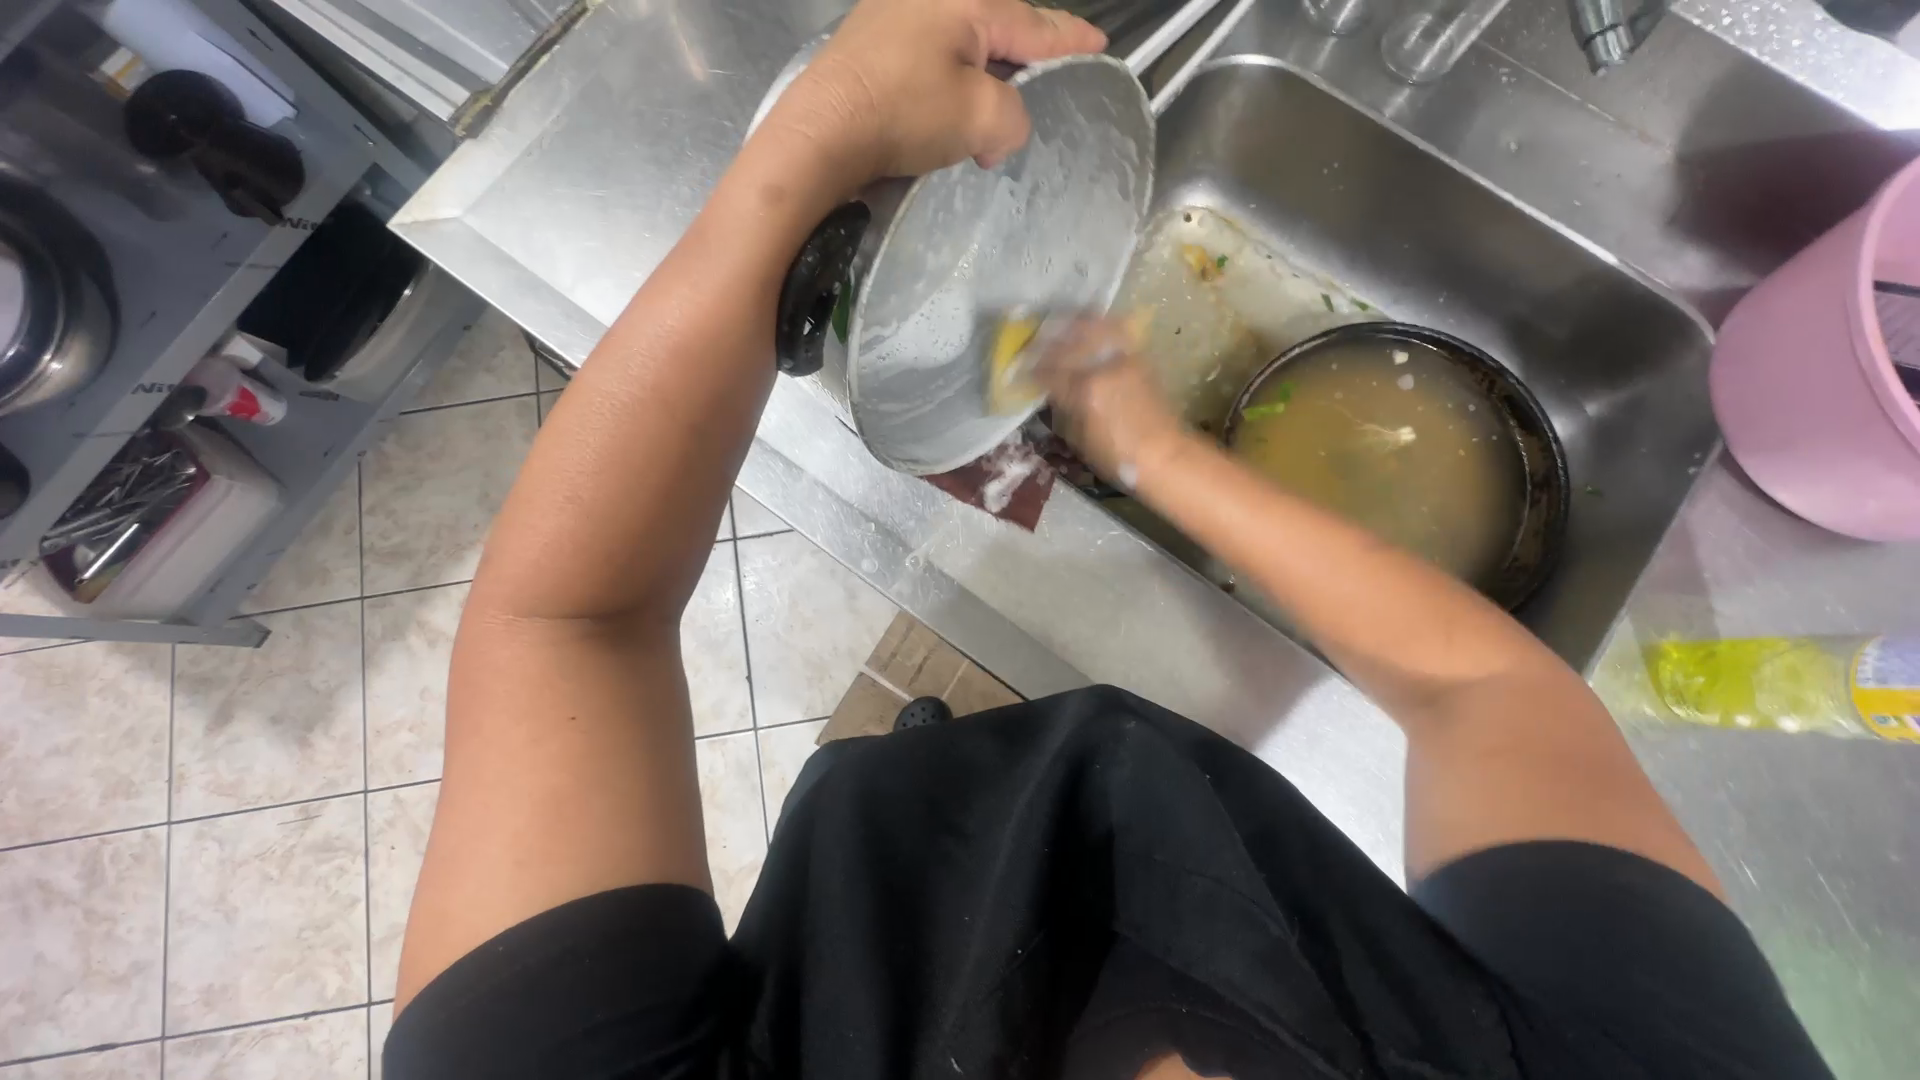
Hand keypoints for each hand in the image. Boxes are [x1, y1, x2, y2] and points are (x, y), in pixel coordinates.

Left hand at [765, 0, 1106, 182]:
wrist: (821, 132)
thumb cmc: (904, 114)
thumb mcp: (980, 117)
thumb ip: (1013, 117)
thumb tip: (1002, 126)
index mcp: (966, 1)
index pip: (1035, 22)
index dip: (1070, 39)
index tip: (1098, 45)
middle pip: (996, 30)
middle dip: (1023, 67)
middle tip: (1048, 86)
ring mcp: (894, 19)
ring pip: (962, 51)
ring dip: (982, 90)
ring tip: (990, 130)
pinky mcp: (870, 48)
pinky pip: (931, 63)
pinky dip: (949, 92)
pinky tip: (949, 123)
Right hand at [1032, 316, 1183, 486]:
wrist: (1165, 455)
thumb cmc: (1118, 457)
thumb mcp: (1079, 440)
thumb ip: (1063, 410)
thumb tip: (1052, 394)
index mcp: (1084, 392)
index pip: (1046, 372)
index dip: (1026, 371)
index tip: (1016, 372)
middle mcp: (1103, 368)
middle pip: (1066, 344)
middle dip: (1043, 342)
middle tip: (1030, 344)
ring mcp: (1124, 359)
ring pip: (1093, 327)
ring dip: (1071, 323)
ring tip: (1057, 323)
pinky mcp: (1139, 358)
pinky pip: (1115, 331)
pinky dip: (1098, 324)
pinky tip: (1087, 324)